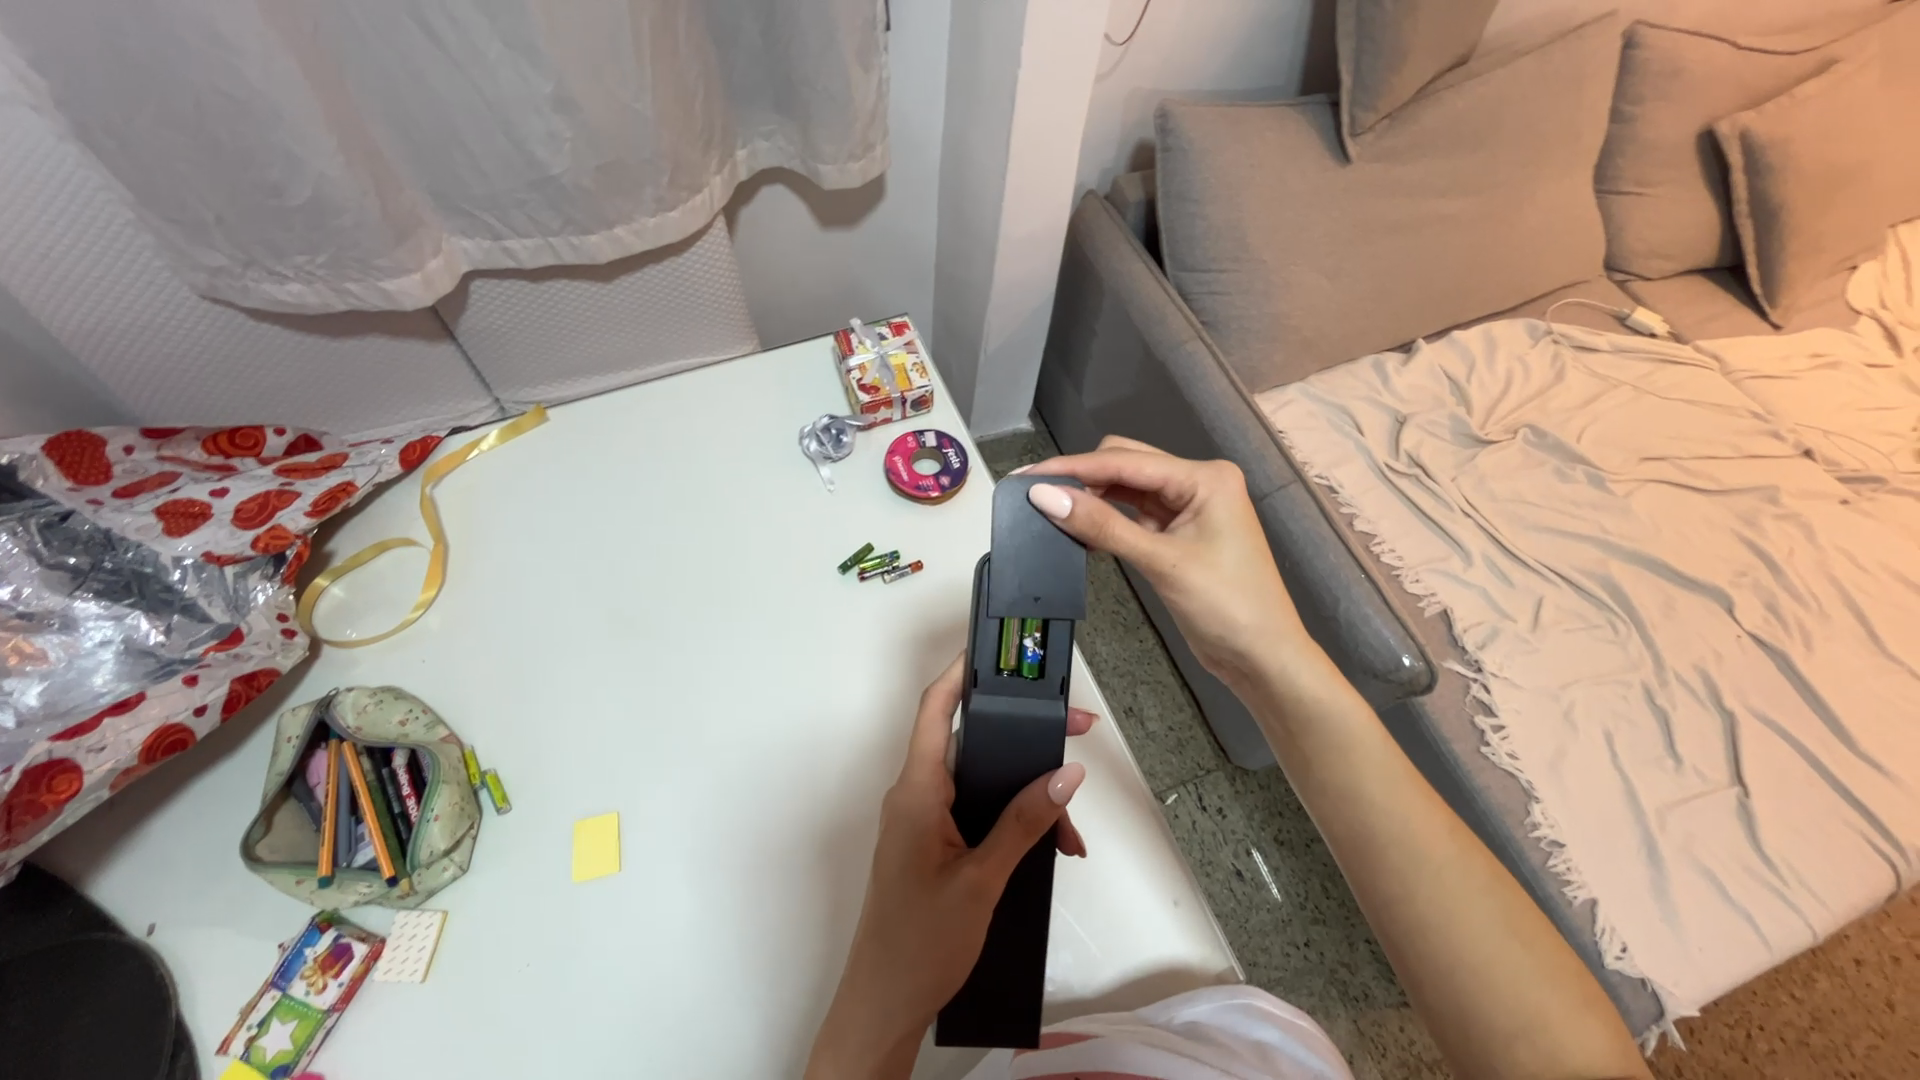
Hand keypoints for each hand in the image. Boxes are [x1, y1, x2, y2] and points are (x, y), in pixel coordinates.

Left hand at [804, 653, 1094, 1079]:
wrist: (885, 1003)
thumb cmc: (922, 941)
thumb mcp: (982, 880)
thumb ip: (1023, 823)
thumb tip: (1066, 773)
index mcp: (917, 790)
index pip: (934, 710)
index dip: (962, 673)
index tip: (998, 651)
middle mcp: (917, 795)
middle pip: (972, 742)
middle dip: (1025, 738)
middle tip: (1079, 731)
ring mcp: (925, 820)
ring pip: (983, 783)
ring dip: (1027, 795)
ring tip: (1072, 826)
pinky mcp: (934, 843)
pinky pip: (979, 814)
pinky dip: (1014, 823)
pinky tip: (1051, 847)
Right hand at [1020, 436, 1312, 689]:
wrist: (1262, 657)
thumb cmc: (1227, 607)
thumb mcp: (1161, 562)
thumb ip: (1102, 526)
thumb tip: (1045, 497)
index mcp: (1205, 478)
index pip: (1126, 461)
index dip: (1074, 467)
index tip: (1030, 474)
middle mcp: (1197, 483)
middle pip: (1126, 464)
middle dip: (1082, 477)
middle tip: (1036, 495)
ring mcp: (1188, 509)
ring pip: (1127, 489)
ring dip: (1092, 498)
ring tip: (1050, 510)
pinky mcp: (1179, 534)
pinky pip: (1133, 515)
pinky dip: (1107, 520)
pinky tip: (1081, 530)